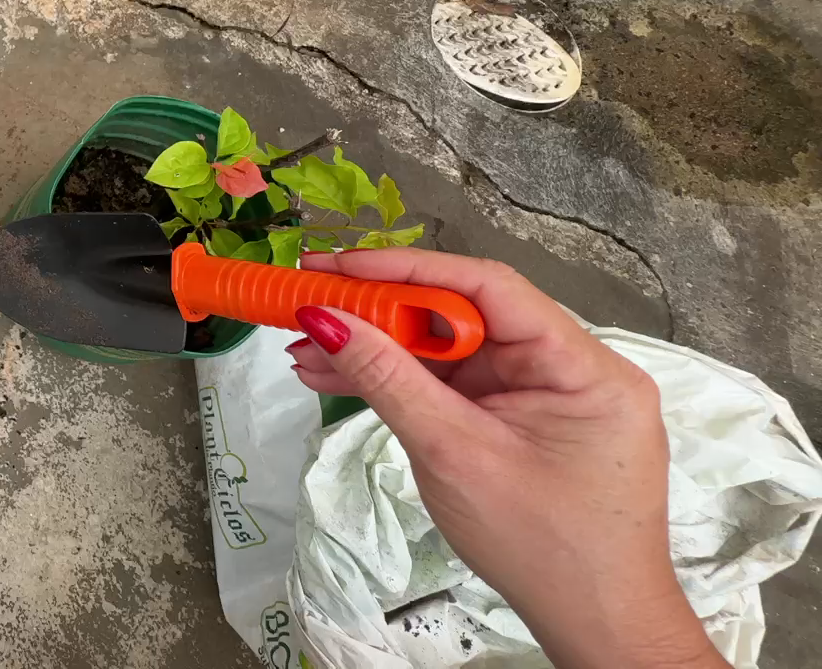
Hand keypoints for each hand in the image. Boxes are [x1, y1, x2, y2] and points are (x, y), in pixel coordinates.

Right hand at [287, 248, 723, 668]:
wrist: (590, 624)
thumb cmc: (539, 540)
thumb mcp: (450, 449)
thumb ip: (383, 375)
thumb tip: (319, 316)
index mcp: (577, 366)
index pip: (485, 286)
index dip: (405, 267)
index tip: (336, 266)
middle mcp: (559, 365)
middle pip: (453, 312)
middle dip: (373, 310)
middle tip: (307, 299)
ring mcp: (530, 389)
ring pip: (435, 345)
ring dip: (367, 346)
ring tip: (301, 349)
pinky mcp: (504, 410)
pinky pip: (436, 377)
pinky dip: (384, 376)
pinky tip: (328, 375)